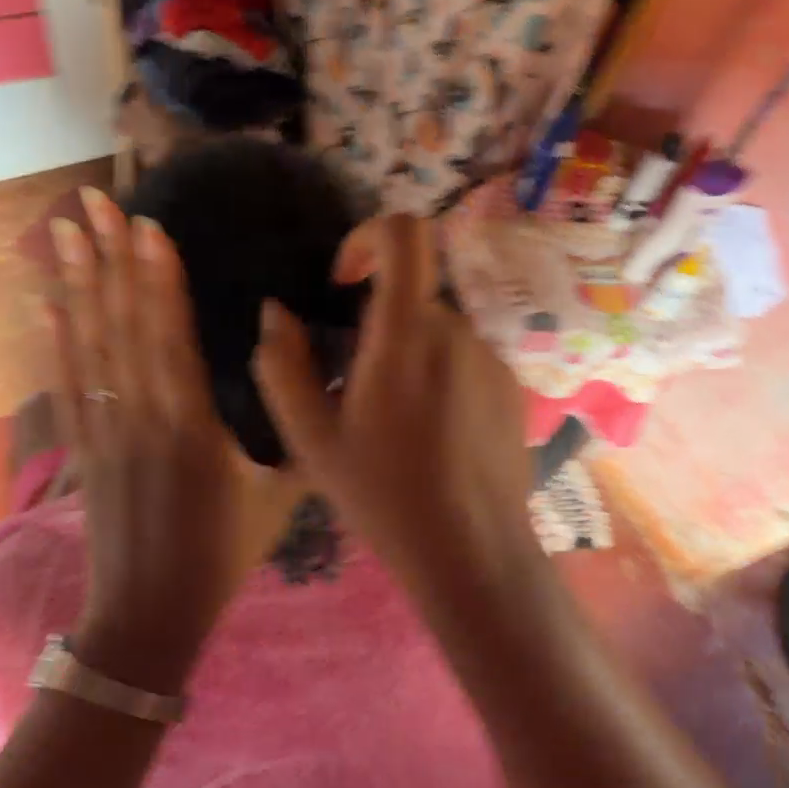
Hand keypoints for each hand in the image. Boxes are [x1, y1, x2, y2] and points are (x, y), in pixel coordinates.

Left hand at [48, 188, 299, 688]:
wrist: (148, 618)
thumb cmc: (221, 555)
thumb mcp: (277, 494)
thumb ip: (290, 429)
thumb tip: (303, 368)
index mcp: (190, 426)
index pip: (169, 336)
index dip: (156, 277)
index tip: (146, 224)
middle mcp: (140, 416)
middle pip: (121, 323)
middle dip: (108, 256)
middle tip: (93, 198)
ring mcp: (103, 428)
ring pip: (88, 342)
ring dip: (76, 281)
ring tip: (64, 228)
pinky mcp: (81, 446)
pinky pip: (67, 380)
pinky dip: (56, 335)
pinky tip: (48, 298)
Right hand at [250, 214, 538, 589]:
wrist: (473, 553)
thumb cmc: (382, 497)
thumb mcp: (310, 439)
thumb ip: (281, 364)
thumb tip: (277, 311)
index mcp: (404, 336)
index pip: (405, 234)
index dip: (368, 238)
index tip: (344, 282)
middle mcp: (456, 331)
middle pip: (410, 294)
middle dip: (376, 322)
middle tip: (353, 386)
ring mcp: (491, 356)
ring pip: (435, 329)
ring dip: (406, 352)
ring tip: (392, 421)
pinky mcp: (511, 383)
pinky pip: (463, 356)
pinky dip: (438, 374)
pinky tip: (430, 436)